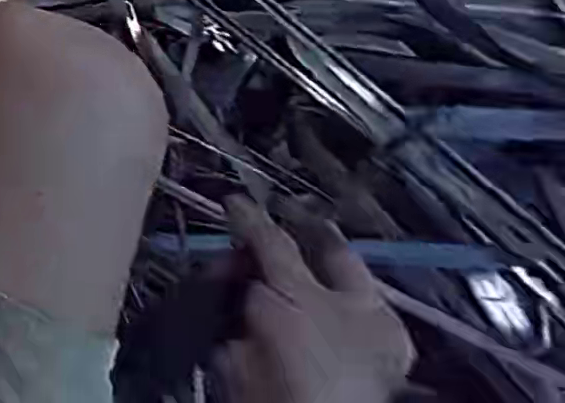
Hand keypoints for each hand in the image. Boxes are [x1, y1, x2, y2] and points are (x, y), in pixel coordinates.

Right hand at [218, 196, 414, 402]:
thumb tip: (237, 200)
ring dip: (232, 261)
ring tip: (222, 261)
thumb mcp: (298, 288)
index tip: (267, 196)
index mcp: (367, 310)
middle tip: (234, 224)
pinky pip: (230, 291)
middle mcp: (332, 315)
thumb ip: (268, 241)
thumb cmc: (318, 352)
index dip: (302, 224)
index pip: (334, 252)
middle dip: (255, 242)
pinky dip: (217, 280)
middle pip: (285, 258)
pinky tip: (211, 276)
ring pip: (252, 271)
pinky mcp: (250, 328)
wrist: (280, 399)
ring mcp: (289, 323)